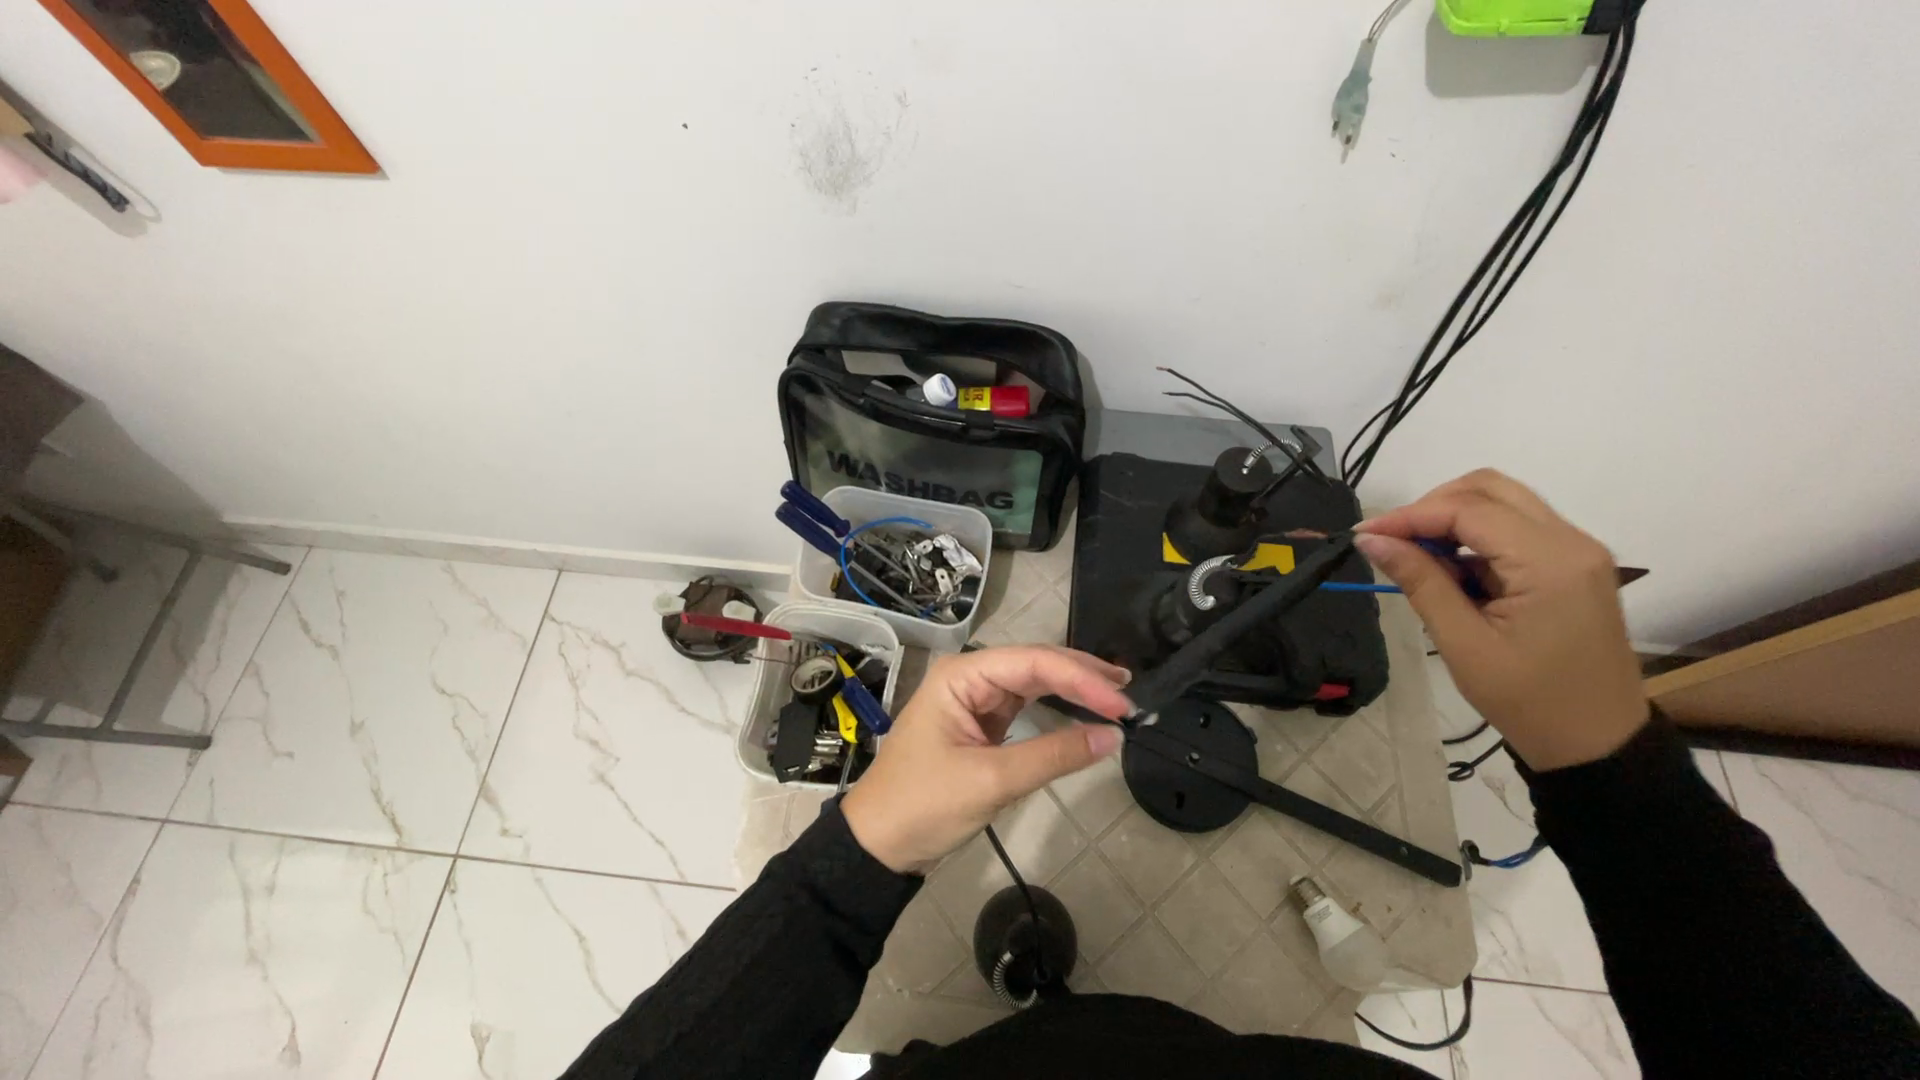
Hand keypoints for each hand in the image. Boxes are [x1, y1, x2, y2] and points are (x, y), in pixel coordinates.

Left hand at [840, 645, 1131, 874]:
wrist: (878, 844)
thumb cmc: (924, 805)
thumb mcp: (991, 781)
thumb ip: (1054, 755)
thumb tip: (1112, 737)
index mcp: (962, 676)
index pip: (1033, 663)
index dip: (1081, 678)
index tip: (1121, 703)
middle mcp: (968, 678)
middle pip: (1035, 664)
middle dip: (1081, 675)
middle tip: (1128, 691)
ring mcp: (973, 701)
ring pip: (1032, 683)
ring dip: (1072, 688)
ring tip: (1115, 694)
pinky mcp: (979, 726)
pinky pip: (1024, 708)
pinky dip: (1056, 710)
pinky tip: (1081, 710)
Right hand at [1354, 469, 1648, 771]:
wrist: (1598, 744)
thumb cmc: (1528, 702)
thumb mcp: (1464, 644)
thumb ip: (1420, 582)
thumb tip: (1370, 541)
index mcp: (1551, 562)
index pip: (1469, 510)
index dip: (1410, 516)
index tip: (1364, 536)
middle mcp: (1572, 542)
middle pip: (1490, 489)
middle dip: (1432, 506)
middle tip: (1393, 541)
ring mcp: (1577, 552)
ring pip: (1503, 503)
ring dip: (1453, 519)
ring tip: (1417, 558)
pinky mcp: (1573, 565)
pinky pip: (1516, 529)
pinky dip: (1474, 538)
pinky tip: (1450, 572)